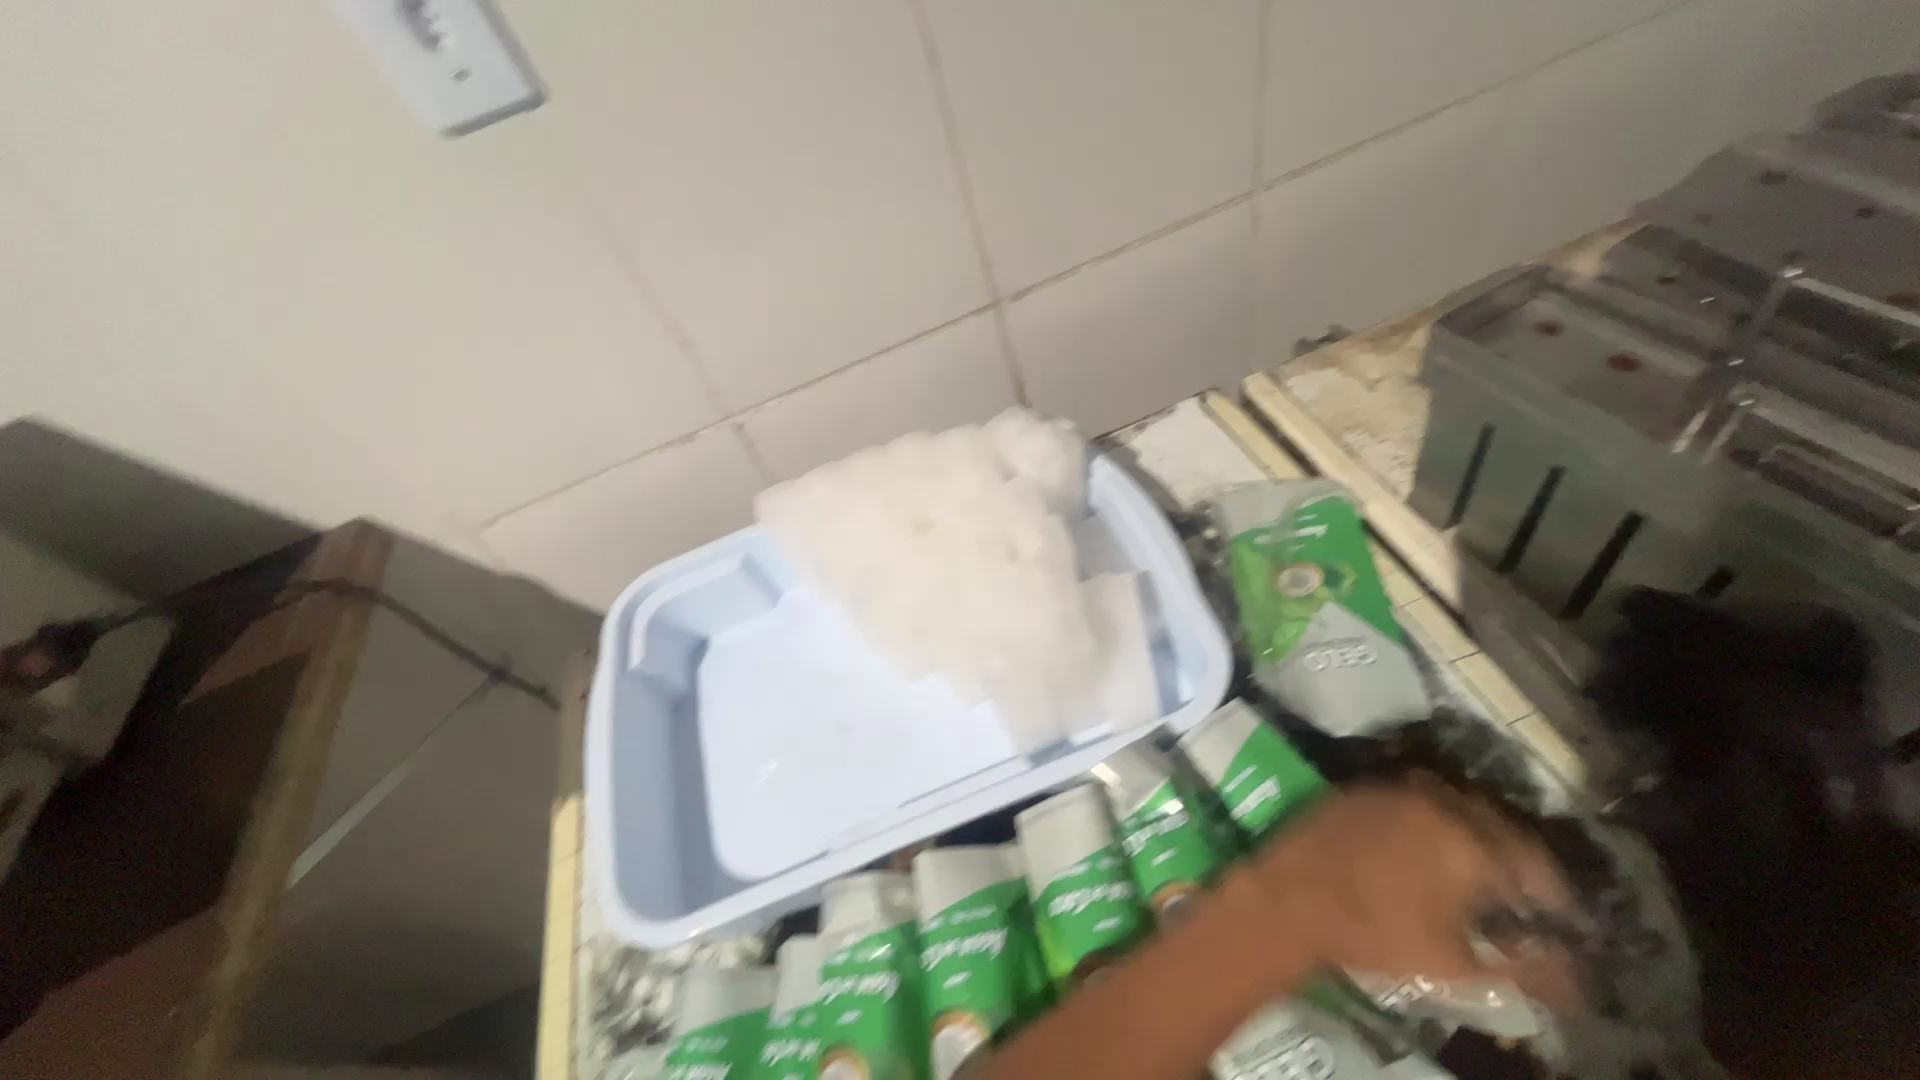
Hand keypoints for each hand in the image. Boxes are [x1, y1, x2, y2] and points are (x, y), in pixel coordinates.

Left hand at [1248, 776, 1582, 1012]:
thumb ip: (1520, 967)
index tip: (1557, 912)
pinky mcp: (1360, 788)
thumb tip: (1566, 974)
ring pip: (1453, 803)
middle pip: (1496, 823)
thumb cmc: (1373, 935)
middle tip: (1517, 888)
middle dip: (1514, 855)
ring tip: (1473, 865)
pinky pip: (1411, 797)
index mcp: (1470, 843)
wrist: (1287, 900)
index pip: (1534, 860)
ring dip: (1471, 830)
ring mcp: (1394, 789)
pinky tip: (1424, 844)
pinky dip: (1429, 818)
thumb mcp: (1454, 964)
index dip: (1551, 890)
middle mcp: (1438, 803)